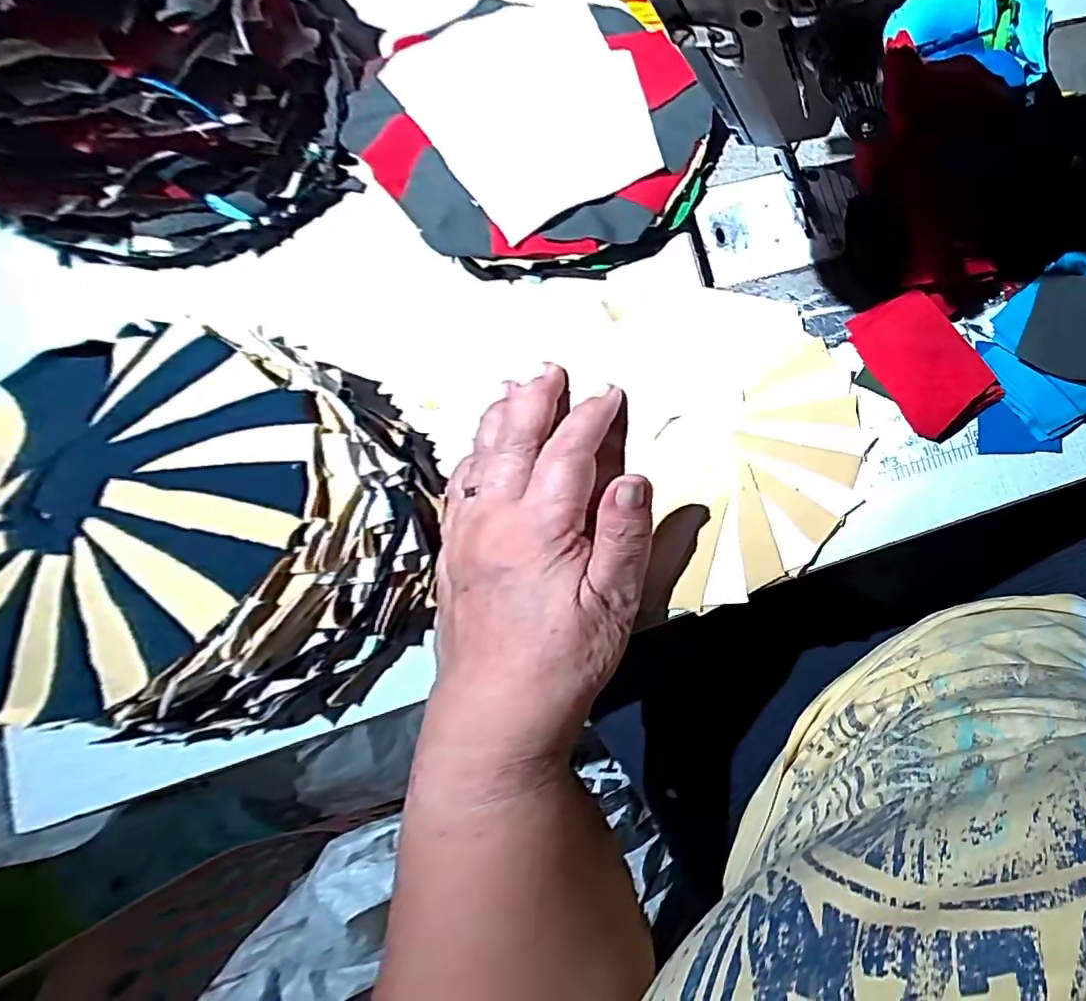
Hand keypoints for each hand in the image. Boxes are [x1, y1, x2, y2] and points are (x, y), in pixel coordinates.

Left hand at [431, 366, 651, 777]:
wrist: (494, 714)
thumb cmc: (563, 660)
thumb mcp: (613, 601)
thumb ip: (624, 534)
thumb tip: (633, 477)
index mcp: (539, 527)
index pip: (568, 453)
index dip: (591, 418)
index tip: (609, 394)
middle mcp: (494, 520)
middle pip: (514, 441)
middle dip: (536, 401)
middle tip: (552, 371)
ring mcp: (466, 536)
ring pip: (480, 459)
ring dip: (500, 419)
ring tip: (513, 391)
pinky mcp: (453, 556)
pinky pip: (459, 488)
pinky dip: (473, 456)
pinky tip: (478, 453)